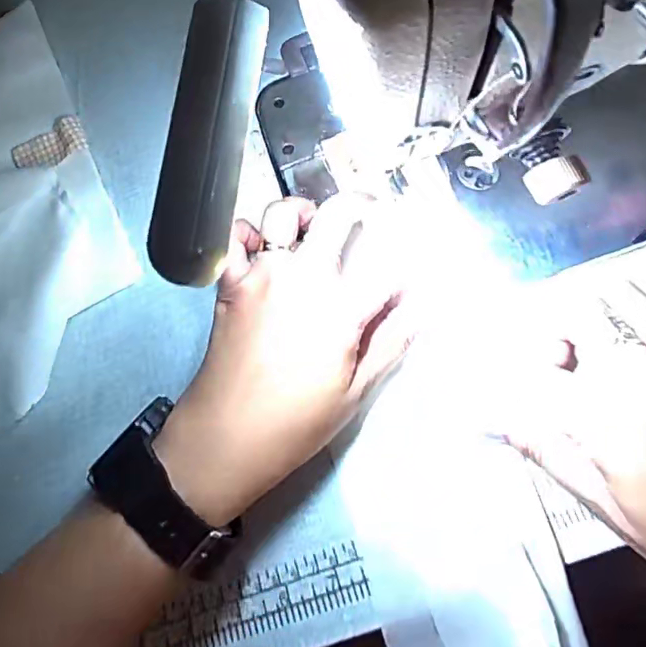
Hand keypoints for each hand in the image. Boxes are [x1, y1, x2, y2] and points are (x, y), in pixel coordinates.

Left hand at [154, 194, 411, 524]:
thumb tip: (422, 307)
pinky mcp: (230, 282)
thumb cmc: (294, 424)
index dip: (407, 252)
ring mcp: (263, 275)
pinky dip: (248, 232)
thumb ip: (391, 342)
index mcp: (342, 309)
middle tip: (369, 215)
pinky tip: (261, 245)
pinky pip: (235, 236)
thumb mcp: (355, 393)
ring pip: (284, 214)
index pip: (387, 258)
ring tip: (312, 229)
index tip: (408, 257)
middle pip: (340, 213)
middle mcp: (305, 279)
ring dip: (303, 214)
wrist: (223, 440)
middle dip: (363, 206)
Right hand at [495, 297, 645, 646]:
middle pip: (583, 322)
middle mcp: (639, 378)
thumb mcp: (618, 515)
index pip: (543, 371)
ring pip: (630, 307)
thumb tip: (499, 422)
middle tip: (565, 348)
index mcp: (604, 422)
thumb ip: (556, 456)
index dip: (529, 368)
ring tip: (594, 308)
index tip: (535, 380)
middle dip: (565, 328)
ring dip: (604, 304)